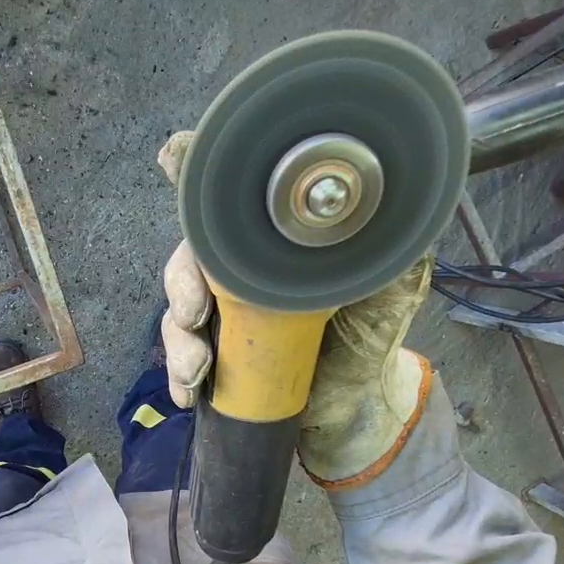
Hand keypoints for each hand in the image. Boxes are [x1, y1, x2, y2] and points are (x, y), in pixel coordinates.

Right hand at [158, 132, 435, 488]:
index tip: (173, 157)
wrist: (359, 407)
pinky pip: (181, 359)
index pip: (230, 202)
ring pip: (178, 311)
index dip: (193, 170)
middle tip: (195, 312)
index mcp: (274, 247)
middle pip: (190, 255)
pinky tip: (188, 393)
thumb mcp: (388, 291)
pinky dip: (178, 375)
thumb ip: (388, 250)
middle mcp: (240, 274)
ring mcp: (223, 318)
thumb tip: (390, 199)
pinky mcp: (214, 360)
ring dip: (179, 339)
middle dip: (182, 281)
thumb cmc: (370, 340)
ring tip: (198, 369)